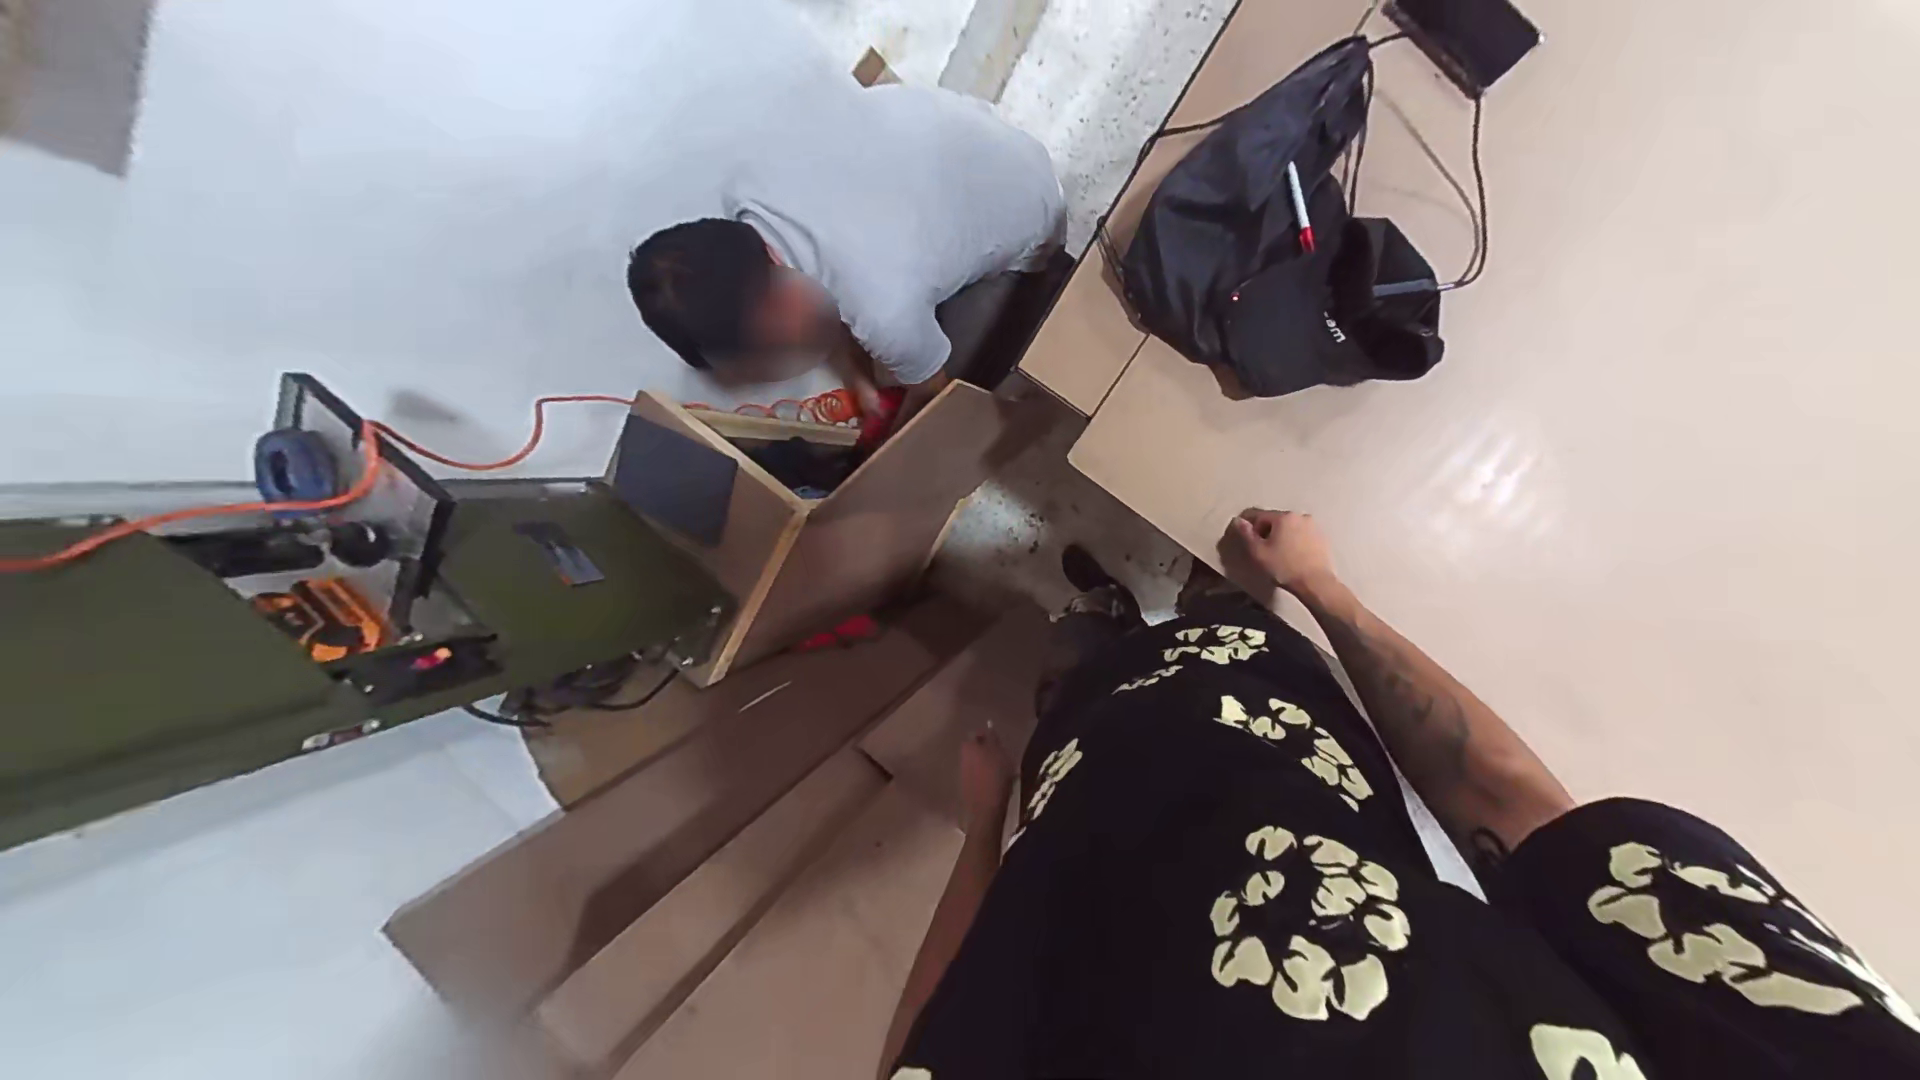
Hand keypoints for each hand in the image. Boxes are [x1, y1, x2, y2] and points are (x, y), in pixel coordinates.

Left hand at [958, 724, 1014, 832]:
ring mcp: (962, 771)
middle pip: (975, 747)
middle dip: (985, 748)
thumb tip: (988, 725)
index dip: (988, 736)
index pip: (977, 733)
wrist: (986, 810)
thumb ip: (993, 739)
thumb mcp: (1001, 755)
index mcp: (969, 745)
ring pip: (975, 760)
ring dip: (984, 761)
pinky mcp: (966, 784)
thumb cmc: (997, 778)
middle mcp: (962, 756)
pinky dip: (982, 773)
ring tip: (999, 768)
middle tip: (1000, 754)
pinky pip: (975, 773)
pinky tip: (992, 780)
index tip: (999, 742)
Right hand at [1226, 509, 1339, 599]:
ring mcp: (1314, 526)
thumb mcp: (1258, 552)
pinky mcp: (1323, 537)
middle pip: (1276, 520)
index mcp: (1284, 517)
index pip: (1259, 516)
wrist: (1315, 583)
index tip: (1253, 545)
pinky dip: (1295, 541)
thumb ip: (1246, 534)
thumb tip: (1238, 520)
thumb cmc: (1283, 567)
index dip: (1252, 529)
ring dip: (1282, 536)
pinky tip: (1294, 556)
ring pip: (1290, 527)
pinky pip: (1302, 534)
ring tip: (1281, 554)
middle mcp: (1301, 516)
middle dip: (1268, 532)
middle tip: (1266, 550)